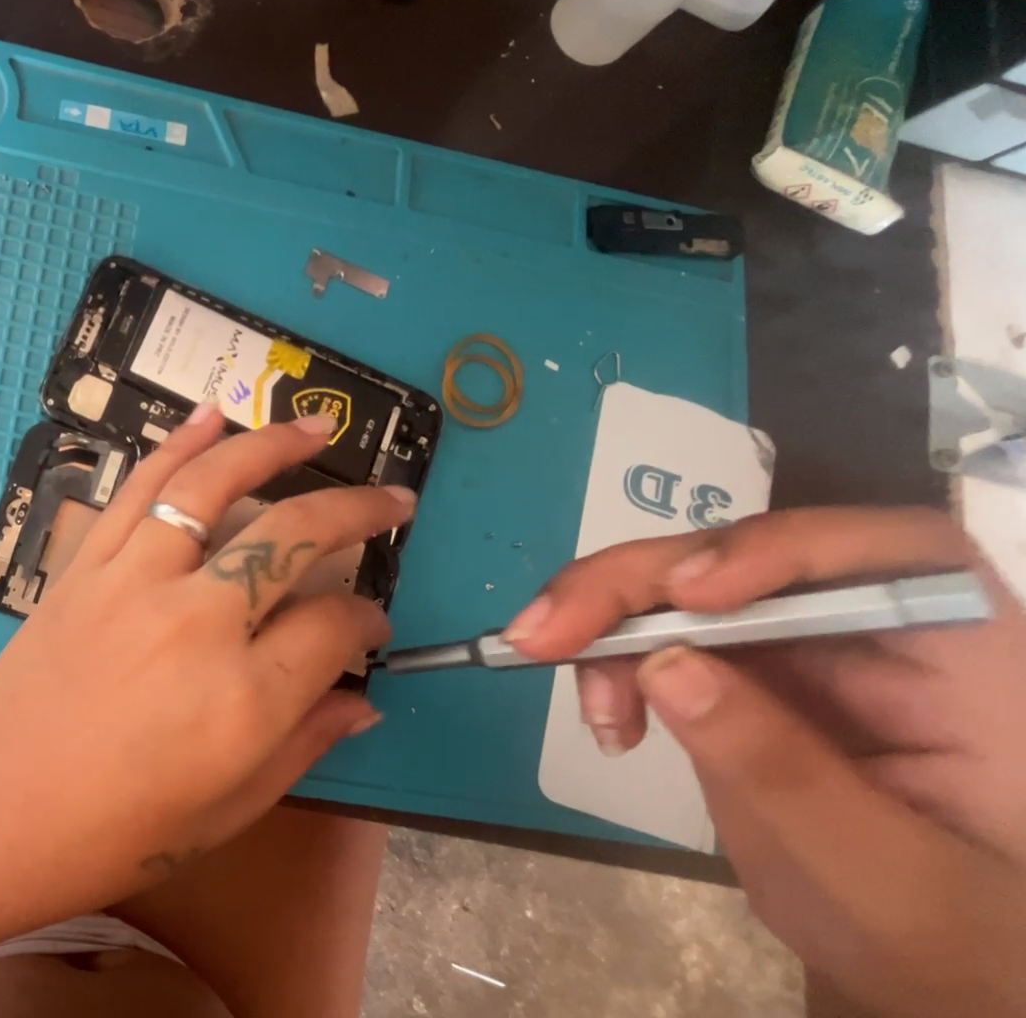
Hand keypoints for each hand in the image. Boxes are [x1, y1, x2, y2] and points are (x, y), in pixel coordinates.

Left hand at [0, 403, 412, 902]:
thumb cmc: (111, 833)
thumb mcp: (225, 811)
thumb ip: (302, 745)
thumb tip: (363, 700)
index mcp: (245, 701)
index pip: (334, 628)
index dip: (366, 620)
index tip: (371, 623)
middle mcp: (197, 623)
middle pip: (293, 538)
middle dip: (357, 512)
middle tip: (392, 501)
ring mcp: (134, 583)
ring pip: (213, 488)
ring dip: (271, 447)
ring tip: (316, 427)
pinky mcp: (86, 566)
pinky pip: (138, 491)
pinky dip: (177, 446)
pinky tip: (211, 416)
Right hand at [507, 508, 1025, 1015]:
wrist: (912, 963)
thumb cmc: (934, 938)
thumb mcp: (873, 873)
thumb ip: (778, 767)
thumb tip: (664, 665)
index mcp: (970, 668)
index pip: (894, 556)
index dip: (783, 550)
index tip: (684, 594)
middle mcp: (878, 632)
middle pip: (746, 558)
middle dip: (634, 586)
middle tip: (542, 633)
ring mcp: (800, 644)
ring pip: (678, 586)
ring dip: (601, 622)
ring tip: (562, 684)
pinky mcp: (738, 665)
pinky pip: (651, 631)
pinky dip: (603, 657)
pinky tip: (604, 718)